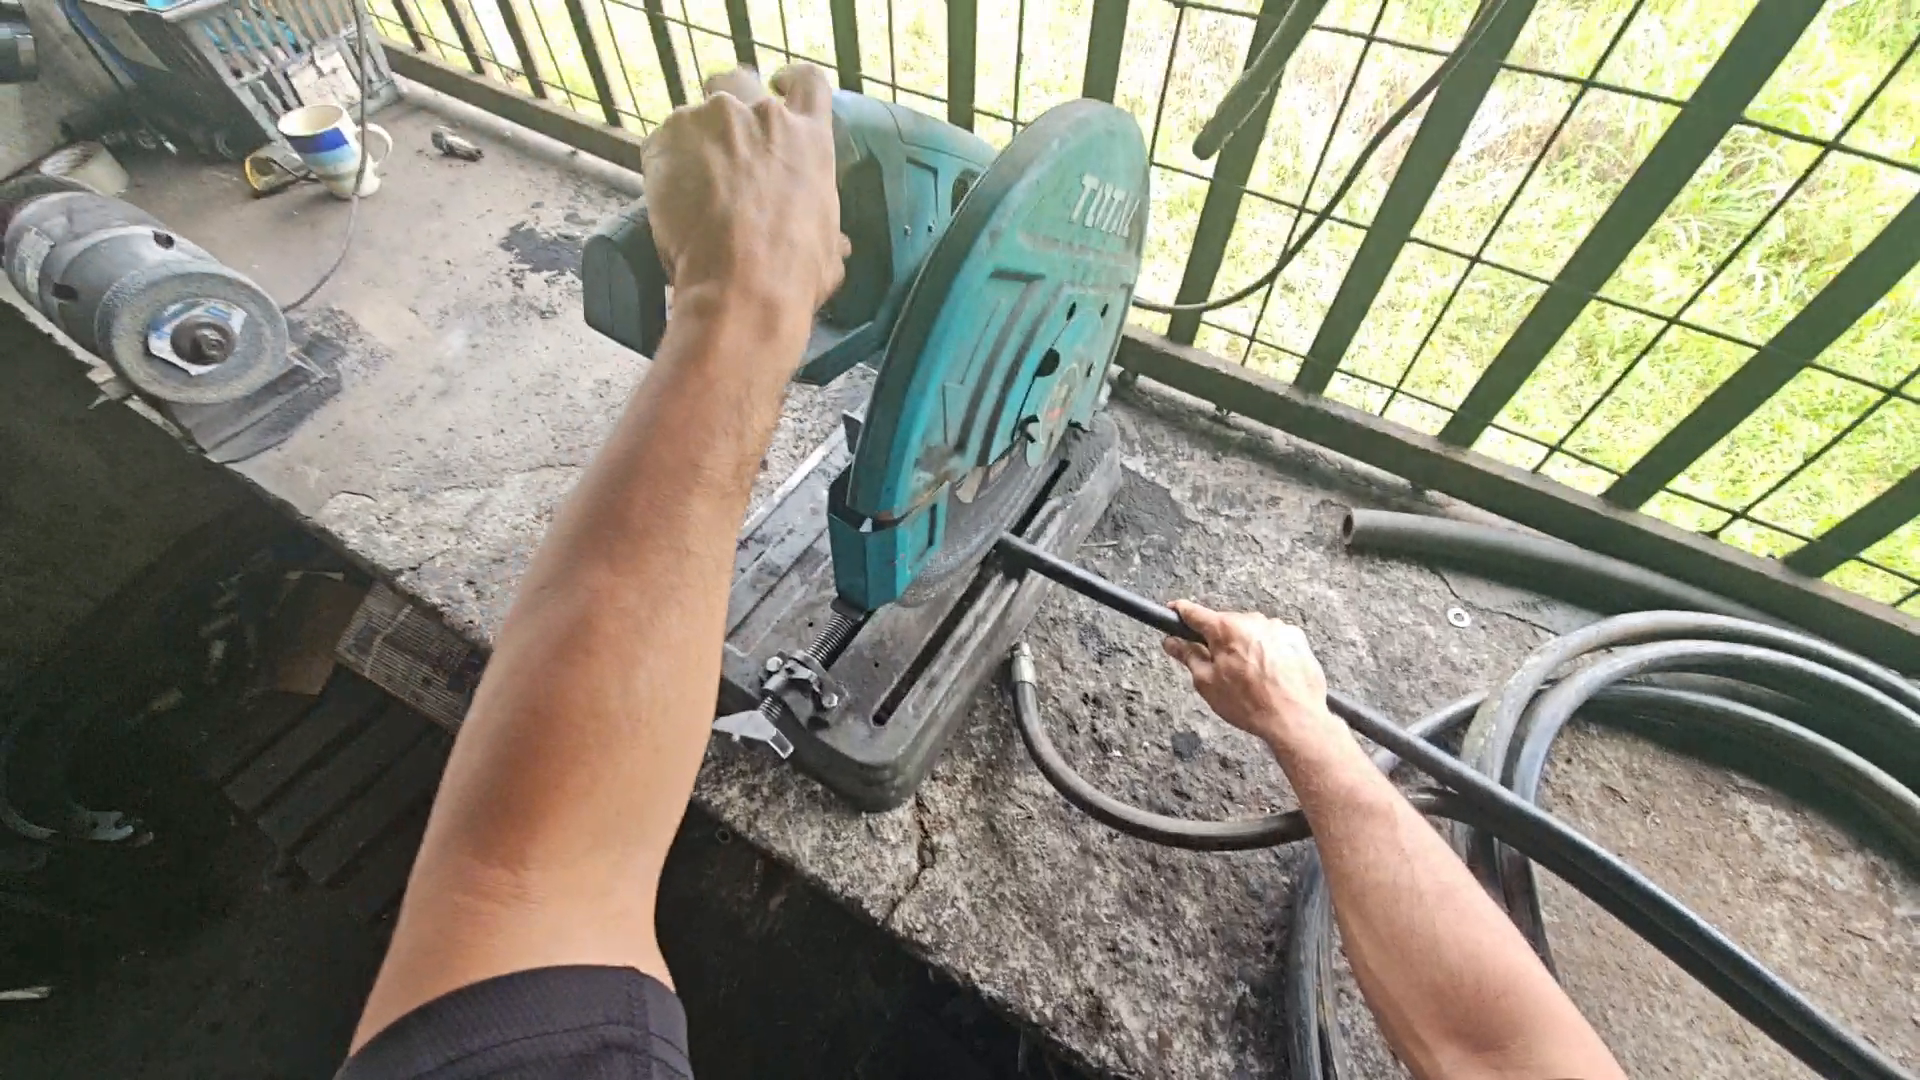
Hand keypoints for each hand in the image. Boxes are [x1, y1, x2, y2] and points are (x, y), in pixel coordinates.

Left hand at [641, 65, 849, 320]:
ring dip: (696, 144)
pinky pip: (664, 146)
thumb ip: (830, 234)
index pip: (808, 84)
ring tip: (696, 191)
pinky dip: (667, 169)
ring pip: (696, 118)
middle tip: (726, 147)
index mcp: (809, 140)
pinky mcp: (667, 137)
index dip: (791, 82)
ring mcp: (711, 119)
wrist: (742, 287)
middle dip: (731, 108)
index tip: (778, 87)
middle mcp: (762, 115)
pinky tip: (675, 206)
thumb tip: (840, 244)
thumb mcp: (828, 254)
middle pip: (739, 82)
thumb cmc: (795, 275)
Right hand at [1162, 601, 1337, 749]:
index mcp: (1225, 629)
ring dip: (1244, 645)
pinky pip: (1272, 638)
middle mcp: (1252, 621)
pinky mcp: (1296, 638)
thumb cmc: (1250, 704)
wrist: (1295, 720)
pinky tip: (1269, 673)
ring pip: (1249, 631)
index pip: (1194, 613)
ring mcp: (1277, 628)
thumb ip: (1187, 656)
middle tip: (1219, 667)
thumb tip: (1172, 642)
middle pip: (1225, 624)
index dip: (1179, 611)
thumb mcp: (1207, 682)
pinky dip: (1267, 650)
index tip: (1173, 609)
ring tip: (1250, 676)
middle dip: (1218, 640)